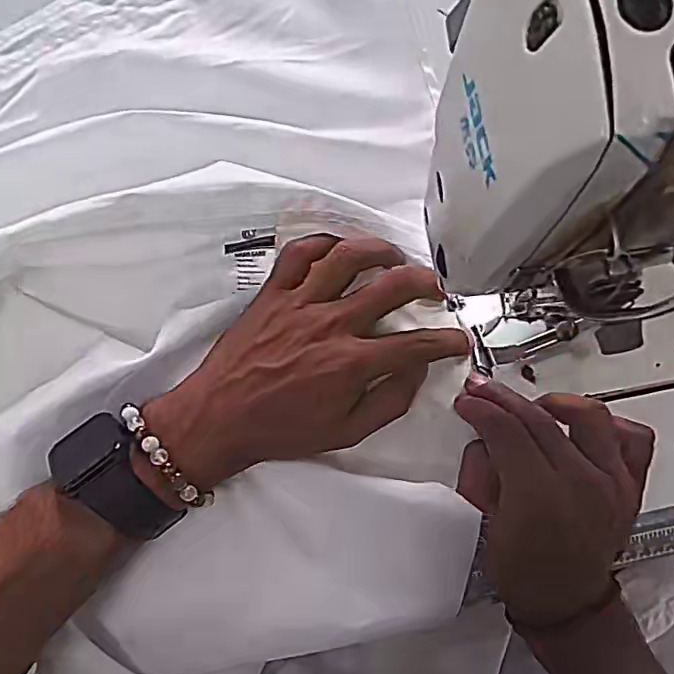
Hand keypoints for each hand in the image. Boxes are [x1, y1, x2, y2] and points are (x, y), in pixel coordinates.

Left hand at [141, 234, 470, 490]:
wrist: (220, 419)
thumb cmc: (276, 428)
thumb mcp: (344, 431)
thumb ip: (388, 402)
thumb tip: (413, 373)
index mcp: (349, 364)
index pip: (415, 344)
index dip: (445, 341)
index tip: (453, 340)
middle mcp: (328, 326)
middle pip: (393, 286)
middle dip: (426, 283)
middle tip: (433, 290)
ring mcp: (299, 305)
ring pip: (349, 257)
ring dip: (380, 250)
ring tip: (393, 257)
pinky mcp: (273, 295)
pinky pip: (300, 253)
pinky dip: (323, 242)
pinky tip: (337, 248)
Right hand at [454, 378, 655, 630]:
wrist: (566, 602)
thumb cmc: (525, 574)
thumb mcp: (483, 524)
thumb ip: (479, 474)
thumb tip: (482, 438)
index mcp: (536, 496)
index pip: (506, 430)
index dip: (481, 409)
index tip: (468, 402)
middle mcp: (580, 483)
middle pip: (538, 419)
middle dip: (504, 400)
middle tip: (485, 393)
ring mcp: (611, 483)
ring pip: (587, 416)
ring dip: (554, 403)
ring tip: (534, 407)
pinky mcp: (631, 486)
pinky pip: (632, 437)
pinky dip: (610, 423)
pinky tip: (585, 427)